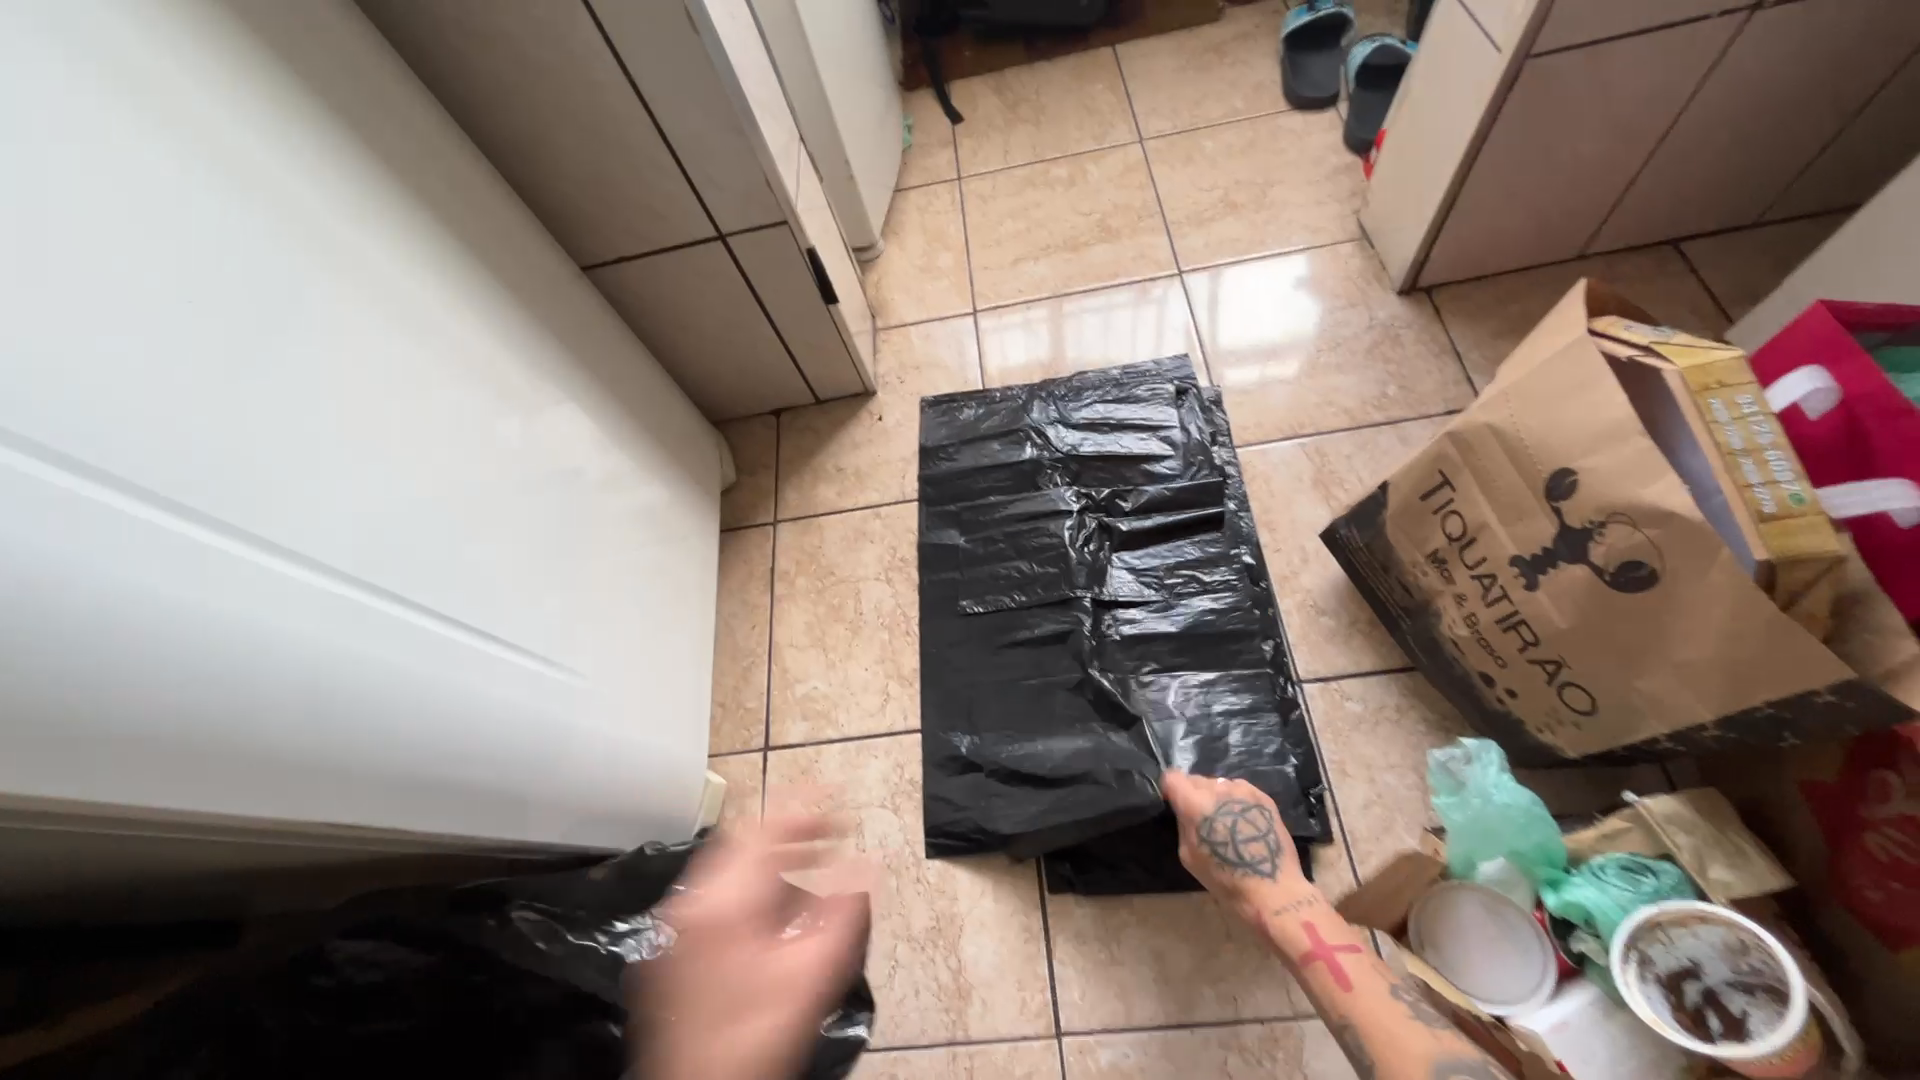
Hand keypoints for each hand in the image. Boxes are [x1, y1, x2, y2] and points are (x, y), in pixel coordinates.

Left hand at [632, 814, 868, 1079]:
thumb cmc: (758, 1039)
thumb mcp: (814, 978)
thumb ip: (846, 914)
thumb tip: (865, 866)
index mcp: (723, 903)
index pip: (764, 830)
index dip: (804, 810)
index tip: (838, 807)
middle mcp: (690, 904)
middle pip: (740, 843)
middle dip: (788, 833)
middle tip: (829, 837)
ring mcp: (673, 929)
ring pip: (725, 869)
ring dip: (769, 859)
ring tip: (811, 868)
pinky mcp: (669, 954)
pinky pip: (713, 897)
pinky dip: (748, 886)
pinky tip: (775, 913)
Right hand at [1163, 770, 1312, 924]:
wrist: (1272, 889)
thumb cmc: (1224, 878)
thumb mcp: (1188, 854)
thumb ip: (1184, 823)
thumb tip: (1184, 809)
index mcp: (1195, 803)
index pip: (1172, 777)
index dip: (1171, 790)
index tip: (1174, 803)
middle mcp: (1218, 789)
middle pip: (1196, 779)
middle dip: (1193, 794)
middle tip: (1202, 817)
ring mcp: (1243, 790)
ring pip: (1219, 783)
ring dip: (1216, 796)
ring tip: (1226, 820)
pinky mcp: (1264, 796)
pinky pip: (1240, 789)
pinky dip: (1235, 800)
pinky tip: (1243, 821)